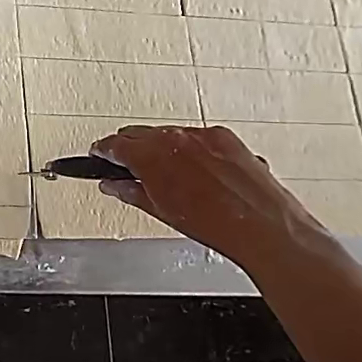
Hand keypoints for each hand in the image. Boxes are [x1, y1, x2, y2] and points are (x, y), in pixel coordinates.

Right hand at [91, 125, 341, 272]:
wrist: (263, 227)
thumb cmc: (217, 225)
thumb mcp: (161, 211)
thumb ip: (130, 191)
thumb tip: (113, 185)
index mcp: (153, 154)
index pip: (115, 144)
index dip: (102, 150)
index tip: (98, 154)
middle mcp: (176, 137)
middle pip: (139, 134)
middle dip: (129, 148)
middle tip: (126, 167)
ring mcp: (201, 135)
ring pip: (168, 134)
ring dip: (160, 148)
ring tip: (166, 175)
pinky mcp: (224, 137)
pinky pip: (195, 137)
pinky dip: (189, 149)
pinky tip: (195, 172)